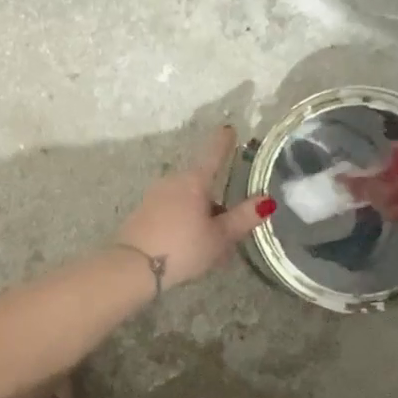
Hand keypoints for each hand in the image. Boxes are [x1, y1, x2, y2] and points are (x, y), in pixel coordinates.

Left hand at [117, 126, 274, 289]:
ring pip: (187, 200)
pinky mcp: (143, 213)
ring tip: (212, 245)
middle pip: (201, 183)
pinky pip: (172, 211)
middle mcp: (173, 181)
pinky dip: (185, 222)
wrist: (132, 267)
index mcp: (194, 181)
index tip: (229, 129)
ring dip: (201, 215)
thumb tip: (266, 199)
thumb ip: (242, 218)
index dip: (224, 142)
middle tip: (229, 226)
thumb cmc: (182, 248)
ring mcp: (155, 196)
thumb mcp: (219, 237)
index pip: (214, 154)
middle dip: (216, 200)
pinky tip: (190, 246)